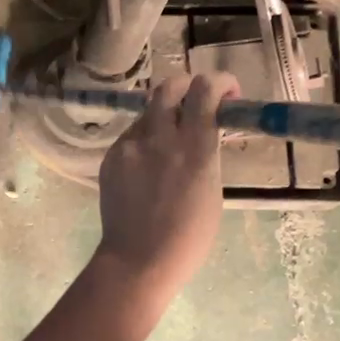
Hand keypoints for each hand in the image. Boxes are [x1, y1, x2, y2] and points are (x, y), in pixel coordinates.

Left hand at [95, 73, 240, 296]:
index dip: (219, 81)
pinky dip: (144, 140)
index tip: (228, 92)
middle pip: (169, 86)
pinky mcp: (111, 157)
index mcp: (195, 148)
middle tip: (196, 100)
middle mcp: (160, 138)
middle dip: (186, 86)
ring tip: (170, 140)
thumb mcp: (212, 188)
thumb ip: (207, 152)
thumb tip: (205, 130)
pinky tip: (148, 166)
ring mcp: (130, 146)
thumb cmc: (189, 236)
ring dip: (164, 115)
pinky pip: (131, 136)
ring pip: (148, 112)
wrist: (138, 258)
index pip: (204, 90)